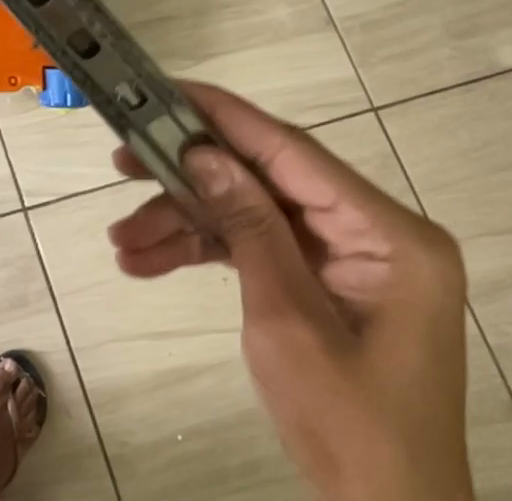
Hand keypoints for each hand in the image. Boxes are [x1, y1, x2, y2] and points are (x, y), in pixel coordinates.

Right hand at [107, 83, 473, 500]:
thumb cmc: (349, 421)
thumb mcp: (288, 320)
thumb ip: (249, 228)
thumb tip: (203, 155)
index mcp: (391, 235)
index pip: (293, 153)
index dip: (224, 117)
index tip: (166, 90)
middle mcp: (373, 233)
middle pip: (263, 181)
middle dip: (187, 180)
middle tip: (122, 163)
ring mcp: (348, 258)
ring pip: (248, 215)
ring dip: (183, 226)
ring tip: (121, 243)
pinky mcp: (323, 282)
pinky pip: (254, 249)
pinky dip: (203, 254)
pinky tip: (147, 263)